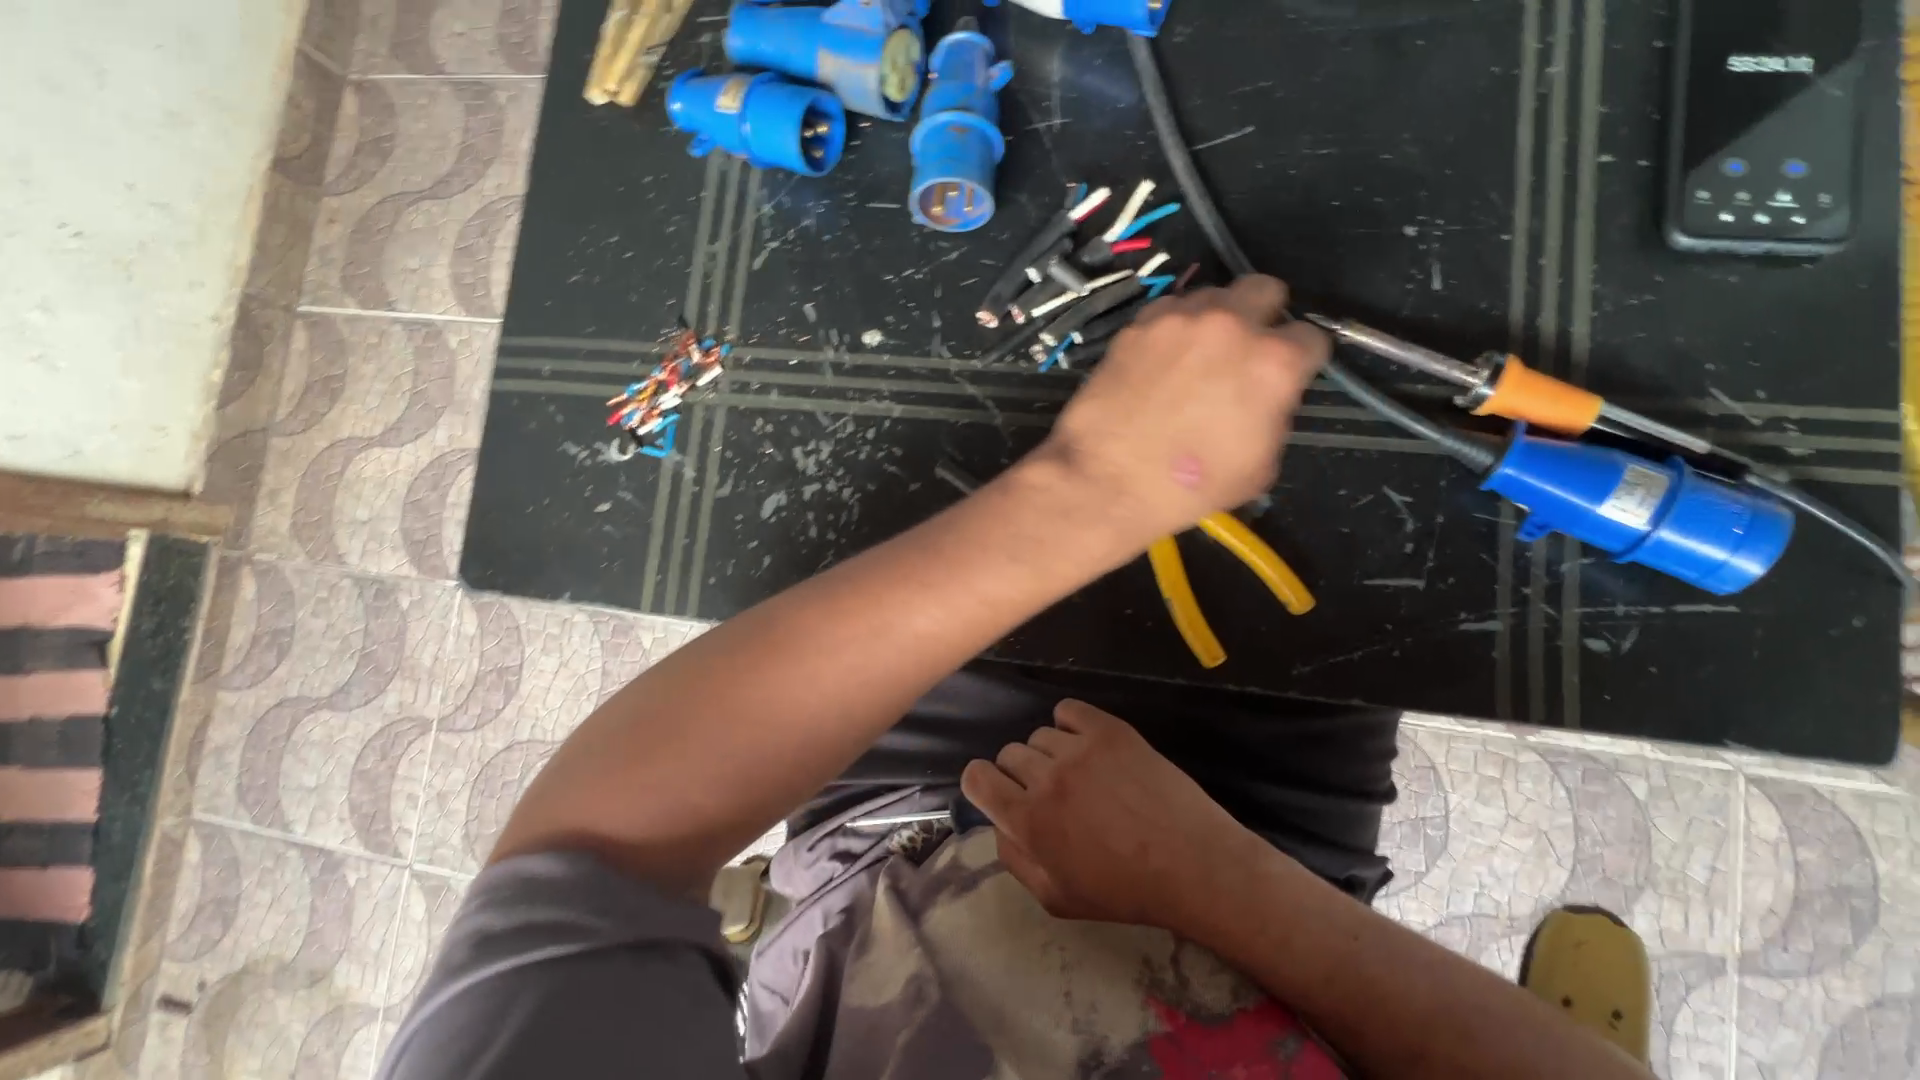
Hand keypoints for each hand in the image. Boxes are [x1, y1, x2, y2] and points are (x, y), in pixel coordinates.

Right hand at [960, 699, 1264, 930]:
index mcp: (1028, 821)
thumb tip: (1000, 824)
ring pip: (1039, 735)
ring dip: (1049, 754)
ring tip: (1081, 777)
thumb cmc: (1125, 891)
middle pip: (1008, 754)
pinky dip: (1069, 724)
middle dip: (1020, 775)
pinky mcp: (1111, 731)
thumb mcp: (1056, 898)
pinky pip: (1068, 710)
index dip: (983, 785)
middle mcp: (1046, 778)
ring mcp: (1079, 750)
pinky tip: (1088, 747)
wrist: (1193, 865)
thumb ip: (1015, 859)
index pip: (976, 777)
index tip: (1002, 795)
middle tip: (1053, 797)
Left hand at [1035, 275, 1326, 543]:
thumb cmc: (1189, 487)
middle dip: (1264, 315)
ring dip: (1216, 319)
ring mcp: (1181, 318)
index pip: (1311, 338)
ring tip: (1198, 356)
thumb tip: (1268, 399)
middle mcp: (1232, 325)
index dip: (1302, 359)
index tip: (1289, 373)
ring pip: (1213, 296)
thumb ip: (1275, 417)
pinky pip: (1169, 310)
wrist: (1108, 479)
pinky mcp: (1139, 324)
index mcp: (1274, 362)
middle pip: (1266, 290)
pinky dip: (1174, 328)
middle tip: (1246, 350)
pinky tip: (1162, 359)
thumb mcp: (1260, 467)